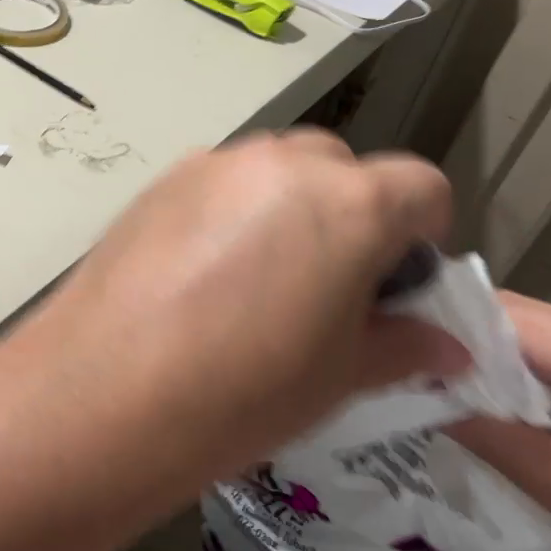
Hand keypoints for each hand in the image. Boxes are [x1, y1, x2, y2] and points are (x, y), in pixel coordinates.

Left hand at [21, 129, 468, 480]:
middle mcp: (279, 163)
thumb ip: (402, 345)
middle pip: (341, 167)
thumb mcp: (340, 376)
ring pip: (276, 168)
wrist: (107, 384)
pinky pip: (219, 181)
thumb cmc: (243, 388)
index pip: (420, 185)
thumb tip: (442, 342)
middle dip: (353, 214)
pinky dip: (232, 209)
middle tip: (329, 283)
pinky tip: (203, 271)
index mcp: (347, 202)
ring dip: (289, 206)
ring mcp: (211, 164)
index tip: (399, 282)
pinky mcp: (159, 180)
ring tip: (260, 278)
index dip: (422, 233)